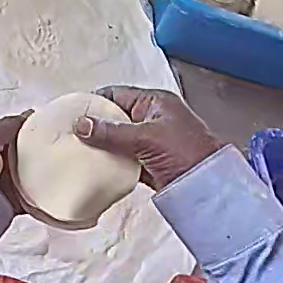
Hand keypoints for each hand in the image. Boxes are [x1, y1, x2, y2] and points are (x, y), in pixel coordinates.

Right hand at [75, 86, 226, 189]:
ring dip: (102, 147)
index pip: (117, 95)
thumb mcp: (146, 138)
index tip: (74, 112)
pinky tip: (95, 167)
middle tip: (72, 134)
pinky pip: (124, 160)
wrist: (210, 187)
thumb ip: (112, 132)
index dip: (95, 101)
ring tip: (78, 151)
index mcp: (155, 102)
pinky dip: (111, 163)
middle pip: (115, 118)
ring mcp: (151, 142)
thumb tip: (82, 124)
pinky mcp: (149, 163)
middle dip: (95, 126)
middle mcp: (152, 119)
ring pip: (118, 141)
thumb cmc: (189, 153)